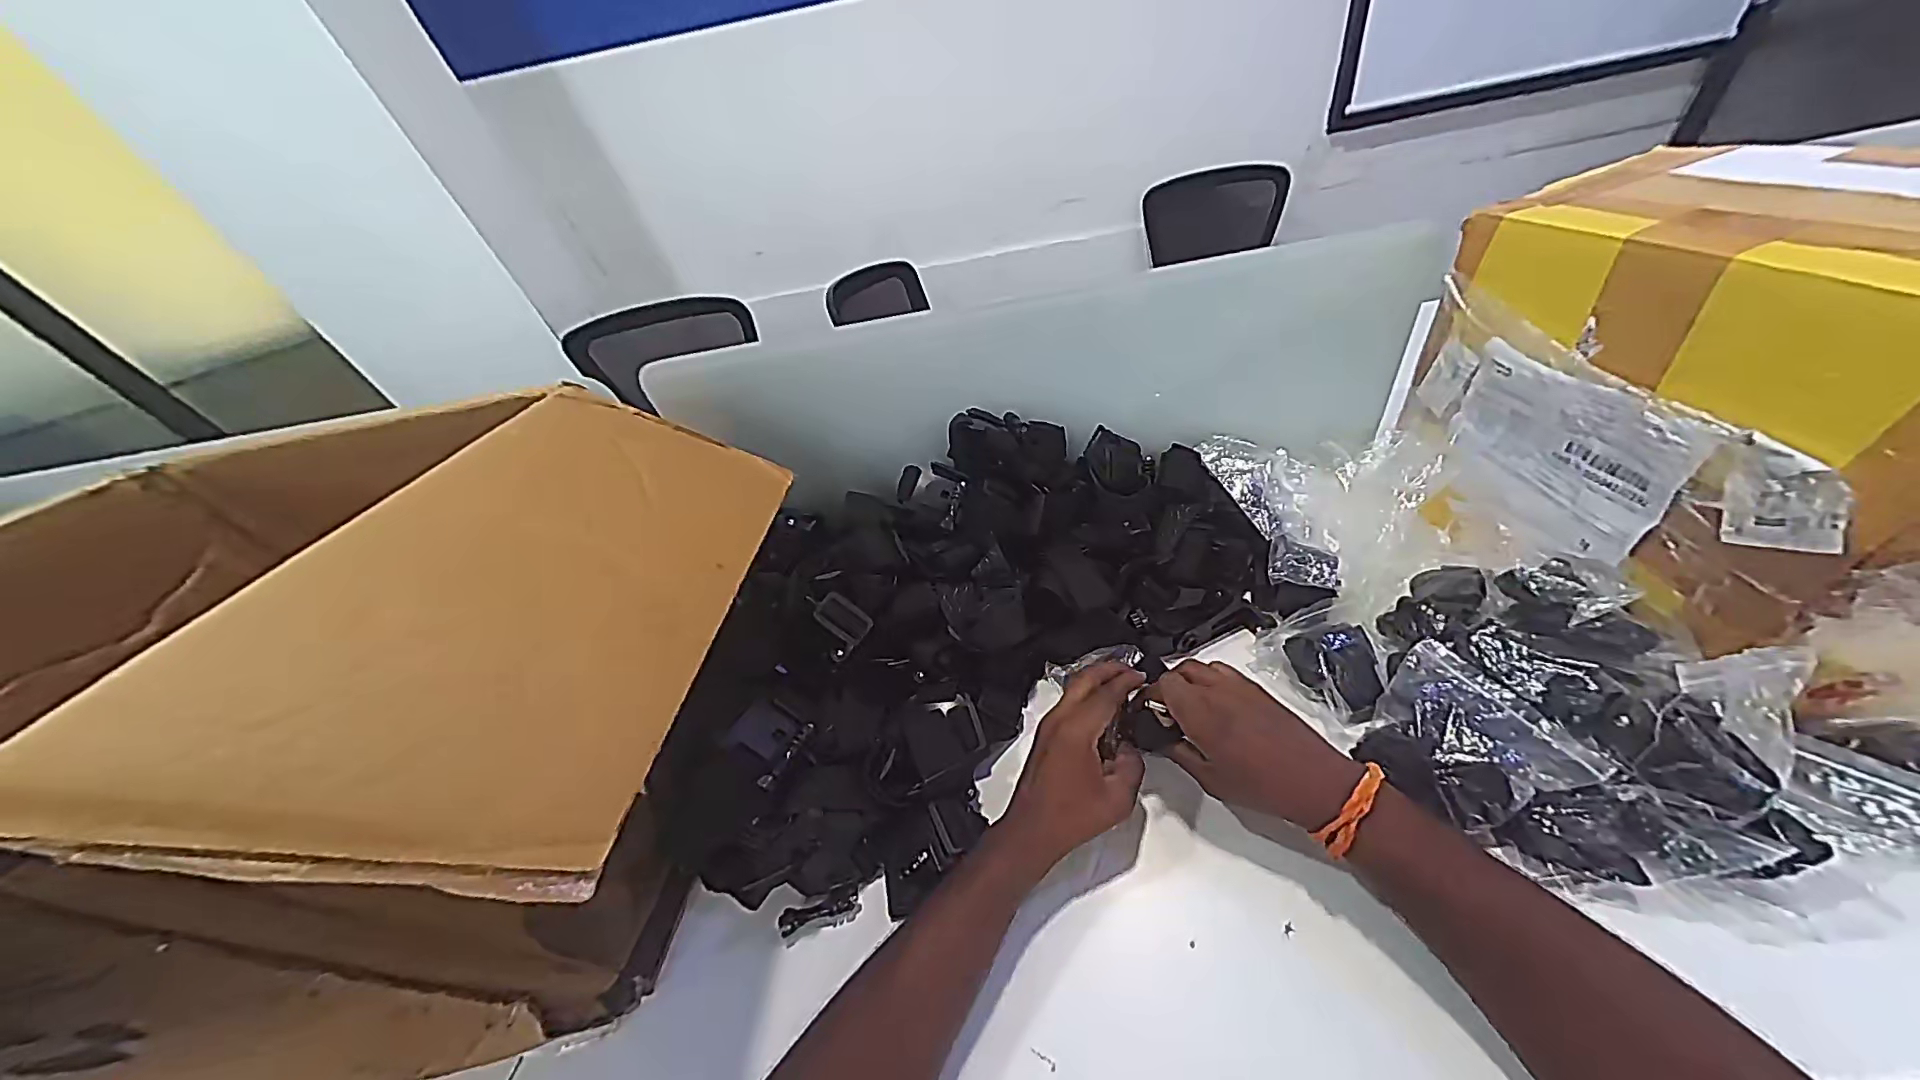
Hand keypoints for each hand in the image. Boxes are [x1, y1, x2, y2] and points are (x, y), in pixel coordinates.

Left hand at [993, 662, 1147, 874]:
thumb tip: (1131, 750)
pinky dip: (1086, 698)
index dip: (1127, 681)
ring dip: (1097, 682)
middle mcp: (1059, 722)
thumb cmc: (1065, 817)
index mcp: (1076, 730)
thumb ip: (1132, 766)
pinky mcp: (1045, 736)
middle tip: (1129, 669)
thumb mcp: (1118, 798)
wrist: (1033, 829)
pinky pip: (1068, 705)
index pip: (1106, 693)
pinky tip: (1102, 711)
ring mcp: (1048, 727)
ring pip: (1073, 689)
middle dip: (1109, 669)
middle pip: (1085, 679)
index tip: (1141, 677)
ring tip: (1119, 685)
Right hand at [1155, 660, 1363, 828]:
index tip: (1150, 712)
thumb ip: (1179, 752)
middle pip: (1180, 670)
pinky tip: (1217, 706)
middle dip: (1168, 686)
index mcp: (1200, 710)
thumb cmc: (1266, 783)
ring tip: (1191, 707)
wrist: (1313, 781)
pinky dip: (1213, 682)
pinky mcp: (1257, 690)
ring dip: (1191, 682)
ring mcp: (1240, 687)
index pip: (1162, 684)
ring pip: (1203, 668)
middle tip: (1167, 711)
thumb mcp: (1209, 778)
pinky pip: (1225, 674)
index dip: (1151, 696)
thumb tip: (1164, 741)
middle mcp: (1218, 691)